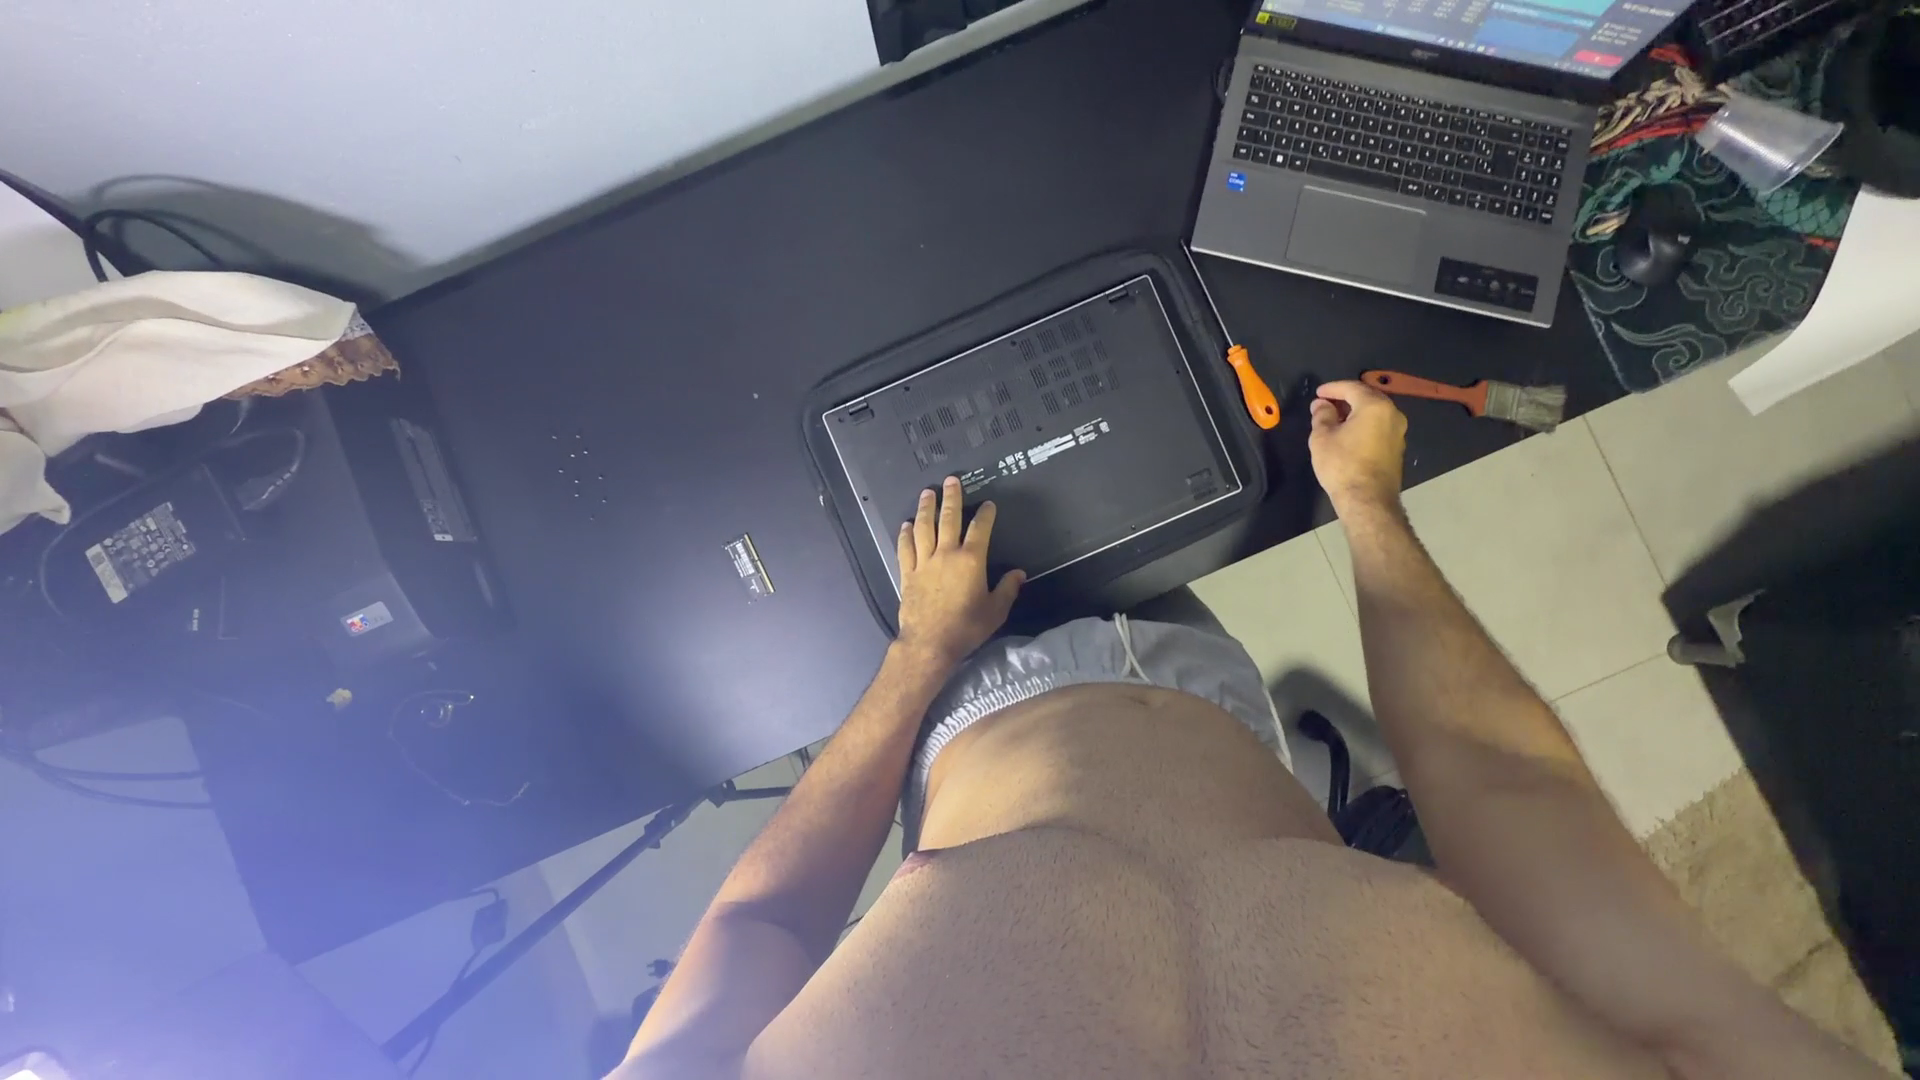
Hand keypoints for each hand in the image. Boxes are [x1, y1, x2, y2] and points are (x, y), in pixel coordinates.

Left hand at [895, 477, 1023, 666]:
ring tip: (927, 493)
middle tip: (951, 481)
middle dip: (951, 498)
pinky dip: (905, 534)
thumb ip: (1007, 589)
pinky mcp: (908, 573)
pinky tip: (906, 524)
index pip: (980, 529)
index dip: (985, 514)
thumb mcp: (995, 611)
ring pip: (923, 528)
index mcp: (971, 560)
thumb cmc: (966, 628)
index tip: (988, 504)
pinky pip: (905, 548)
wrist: (930, 644)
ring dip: (925, 508)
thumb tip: (1019, 573)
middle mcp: (946, 554)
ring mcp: (924, 562)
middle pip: (948, 519)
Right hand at [1309, 380, 1407, 515]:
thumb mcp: (1322, 437)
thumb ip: (1322, 415)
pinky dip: (1363, 424)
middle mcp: (1392, 414)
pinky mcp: (1396, 448)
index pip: (1353, 388)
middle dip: (1345, 398)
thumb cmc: (1342, 465)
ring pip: (1375, 413)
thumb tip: (1321, 404)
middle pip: (1368, 398)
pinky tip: (1348, 434)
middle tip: (1325, 404)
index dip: (1333, 388)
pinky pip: (1379, 427)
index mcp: (1375, 407)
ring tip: (1334, 419)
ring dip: (1355, 412)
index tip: (1318, 393)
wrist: (1367, 499)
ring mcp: (1398, 432)